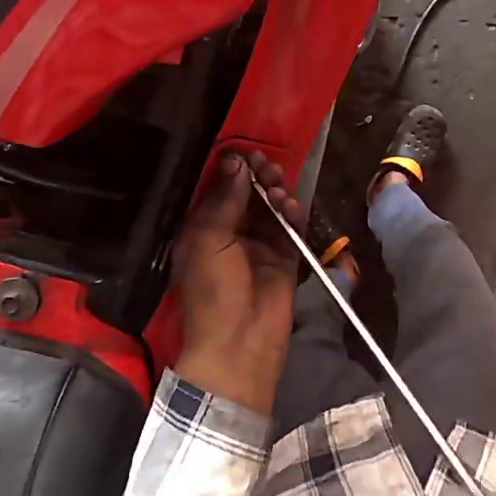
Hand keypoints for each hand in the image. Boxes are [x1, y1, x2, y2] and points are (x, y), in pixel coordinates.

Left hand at [171, 151, 302, 412]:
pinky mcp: (284, 256)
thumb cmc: (213, 290)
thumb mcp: (209, 239)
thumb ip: (225, 199)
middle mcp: (231, 232)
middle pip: (247, 194)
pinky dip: (291, 213)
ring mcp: (259, 245)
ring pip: (270, 207)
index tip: (244, 151)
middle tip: (265, 164)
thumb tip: (236, 162)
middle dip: (256, 176)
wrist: (240, 343)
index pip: (218, 189)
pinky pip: (289, 227)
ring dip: (274, 191)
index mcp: (203, 228)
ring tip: (276, 186)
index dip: (231, 169)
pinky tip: (289, 206)